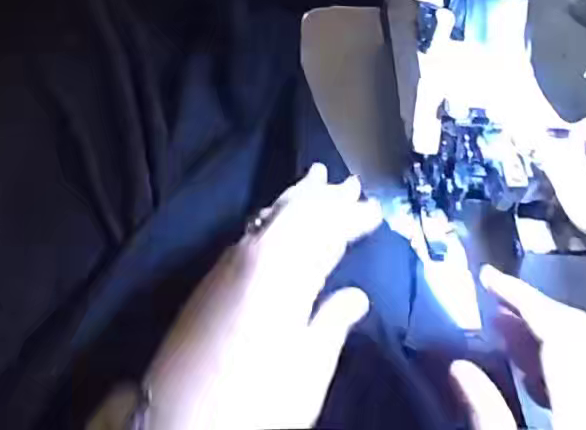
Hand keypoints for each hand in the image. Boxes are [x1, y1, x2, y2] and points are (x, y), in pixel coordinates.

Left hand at [131, 163, 382, 429]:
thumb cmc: (250, 405)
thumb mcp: (305, 374)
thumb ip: (332, 325)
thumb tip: (356, 296)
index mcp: (284, 274)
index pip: (327, 231)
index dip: (352, 218)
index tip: (375, 208)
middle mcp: (256, 256)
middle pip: (298, 213)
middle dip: (327, 197)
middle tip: (351, 183)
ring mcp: (229, 264)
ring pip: (272, 215)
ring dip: (299, 196)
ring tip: (317, 179)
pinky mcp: (210, 279)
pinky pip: (253, 227)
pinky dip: (274, 213)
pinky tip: (278, 216)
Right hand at [449, 266, 585, 429]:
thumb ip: (490, 413)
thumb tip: (459, 367)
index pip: (556, 324)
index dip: (520, 294)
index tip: (487, 275)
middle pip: (576, 329)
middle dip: (533, 308)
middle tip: (494, 300)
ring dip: (545, 333)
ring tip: (504, 328)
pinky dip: (561, 362)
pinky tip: (531, 374)